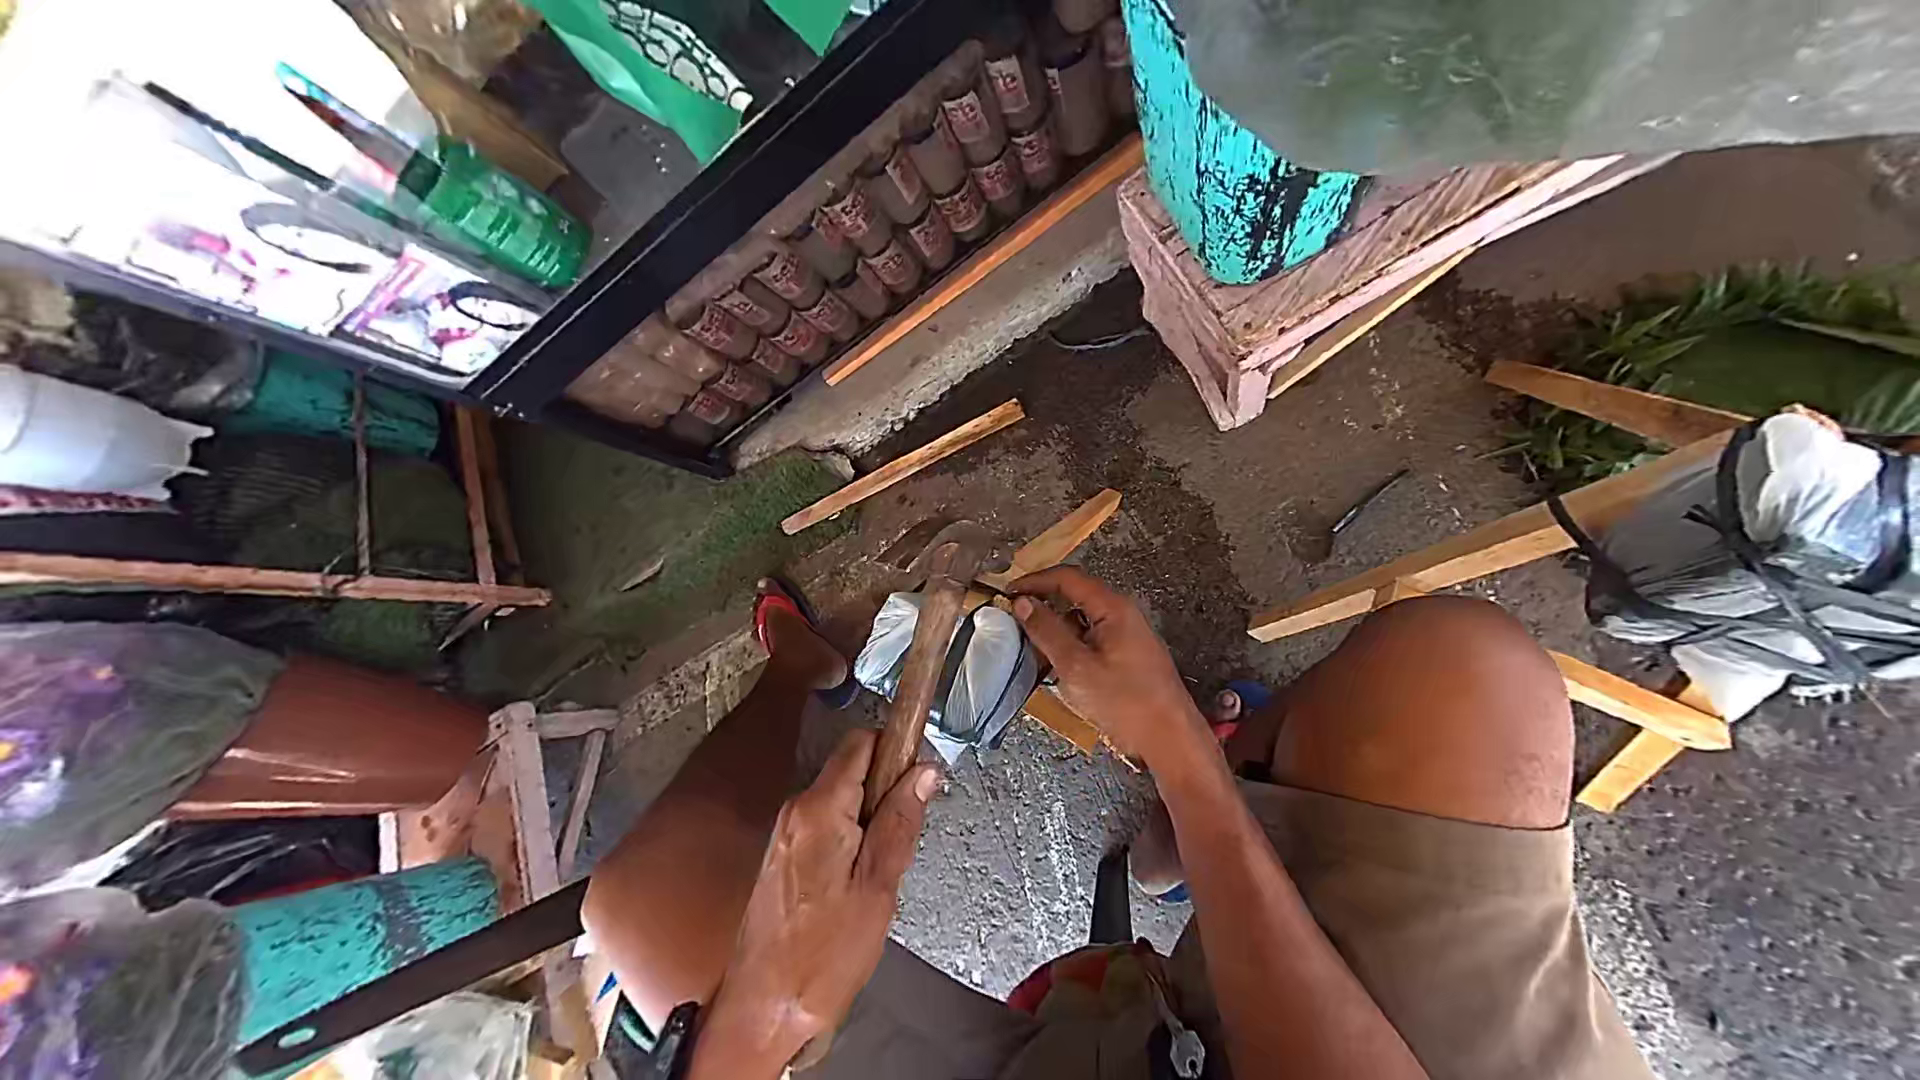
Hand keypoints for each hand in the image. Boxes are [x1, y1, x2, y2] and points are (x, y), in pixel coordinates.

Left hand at [700, 730, 938, 1069]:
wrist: (762, 1011)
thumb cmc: (819, 958)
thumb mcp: (878, 886)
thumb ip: (901, 820)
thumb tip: (925, 773)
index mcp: (820, 809)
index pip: (861, 742)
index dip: (895, 748)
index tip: (918, 770)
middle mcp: (797, 810)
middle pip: (853, 768)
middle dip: (885, 790)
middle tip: (901, 836)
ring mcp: (786, 831)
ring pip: (842, 797)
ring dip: (869, 817)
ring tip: (878, 869)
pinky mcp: (783, 853)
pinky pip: (826, 822)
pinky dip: (850, 835)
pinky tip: (857, 880)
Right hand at [1010, 566, 1211, 769]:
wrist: (1170, 740)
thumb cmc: (1125, 702)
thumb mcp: (1076, 666)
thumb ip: (1047, 631)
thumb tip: (1023, 603)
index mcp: (1113, 608)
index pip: (1067, 578)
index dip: (1034, 581)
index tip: (1008, 593)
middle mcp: (1122, 614)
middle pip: (1074, 597)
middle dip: (1043, 607)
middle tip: (1016, 622)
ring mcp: (1126, 635)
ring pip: (1081, 621)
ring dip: (1055, 631)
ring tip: (1034, 652)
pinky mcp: (1126, 656)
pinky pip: (1091, 640)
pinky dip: (1070, 648)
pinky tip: (1057, 669)